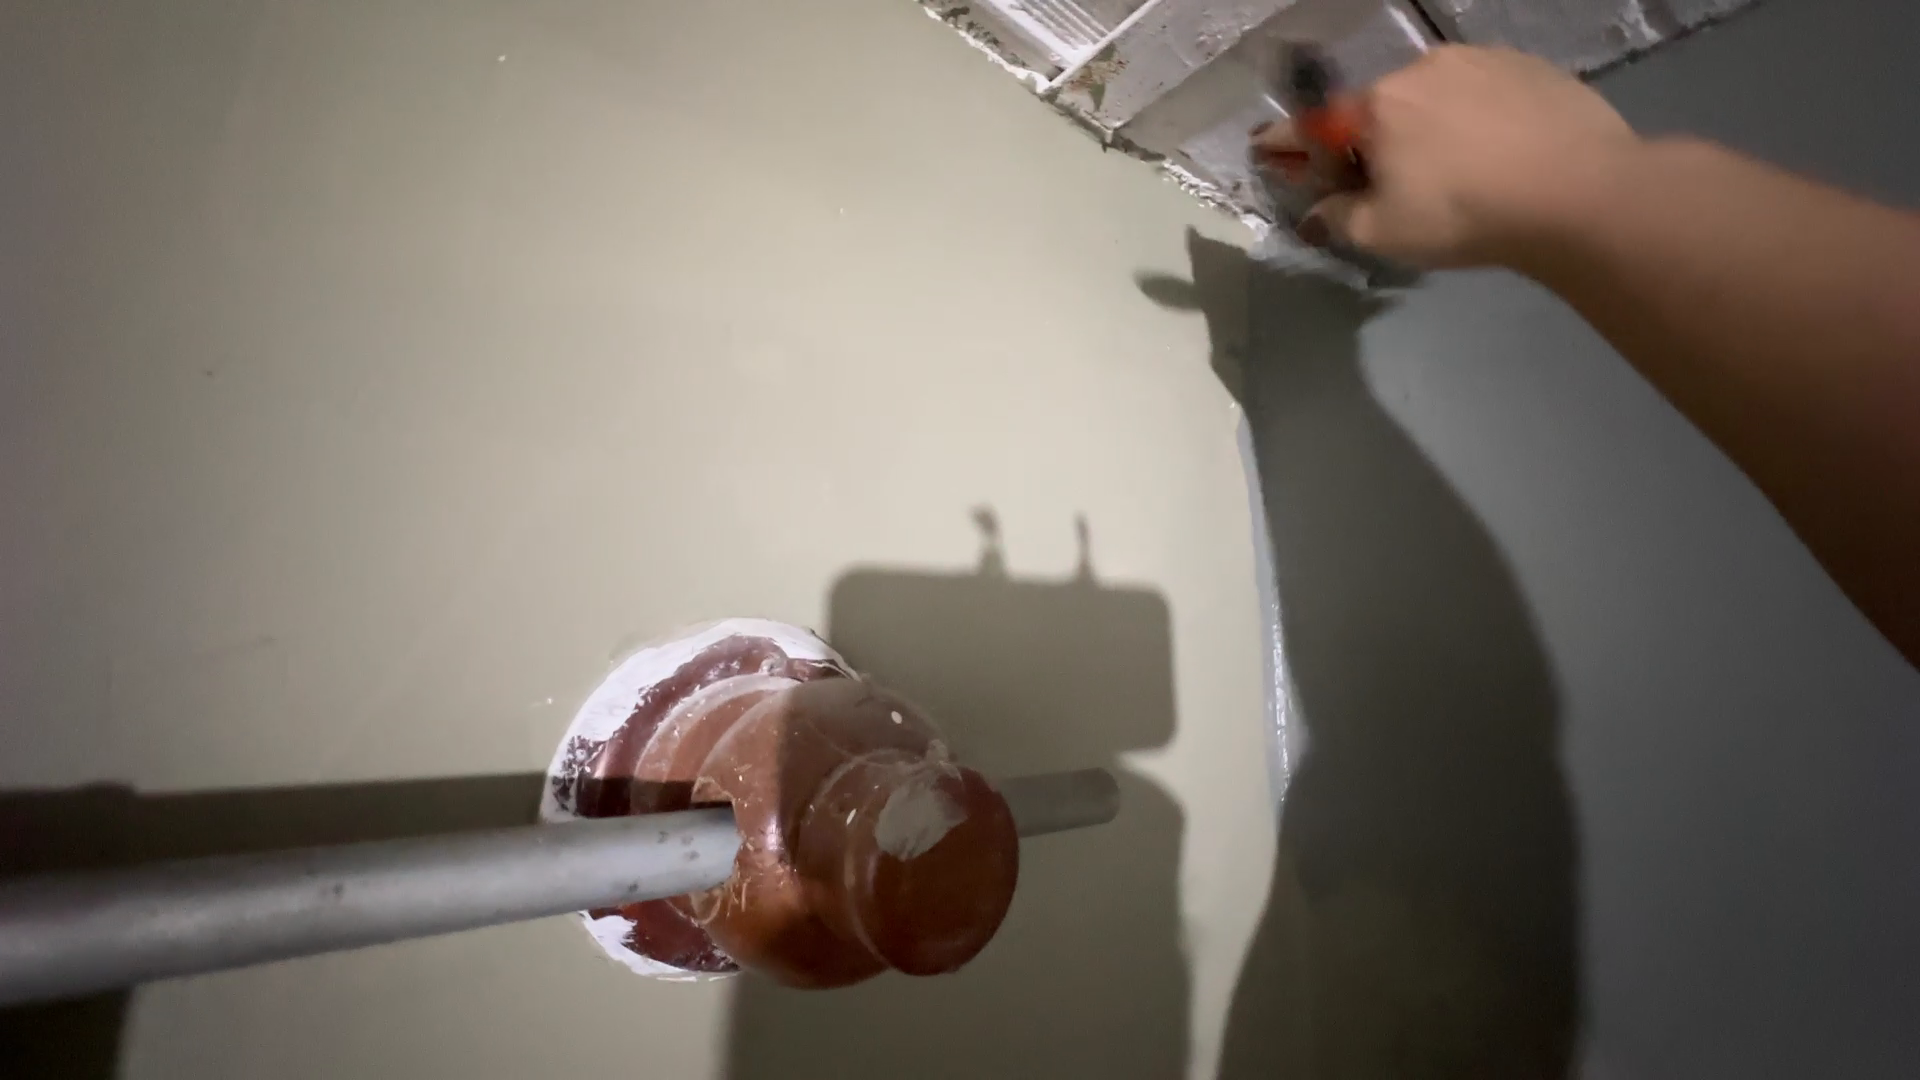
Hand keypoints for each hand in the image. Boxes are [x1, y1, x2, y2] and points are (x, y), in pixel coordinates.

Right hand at [1252, 45, 1639, 268]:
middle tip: (1365, 182)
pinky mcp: (1526, 67)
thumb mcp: (1379, 231)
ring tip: (1431, 169)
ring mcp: (1480, 60)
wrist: (1576, 192)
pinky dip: (1458, 120)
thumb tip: (1316, 214)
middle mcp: (1423, 68)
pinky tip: (1476, 153)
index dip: (1284, 142)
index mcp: (1379, 105)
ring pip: (1424, 98)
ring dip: (1412, 129)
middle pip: (1371, 109)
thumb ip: (1335, 218)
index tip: (1264, 148)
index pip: (1314, 124)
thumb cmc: (1459, 213)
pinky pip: (1471, 93)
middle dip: (1358, 141)